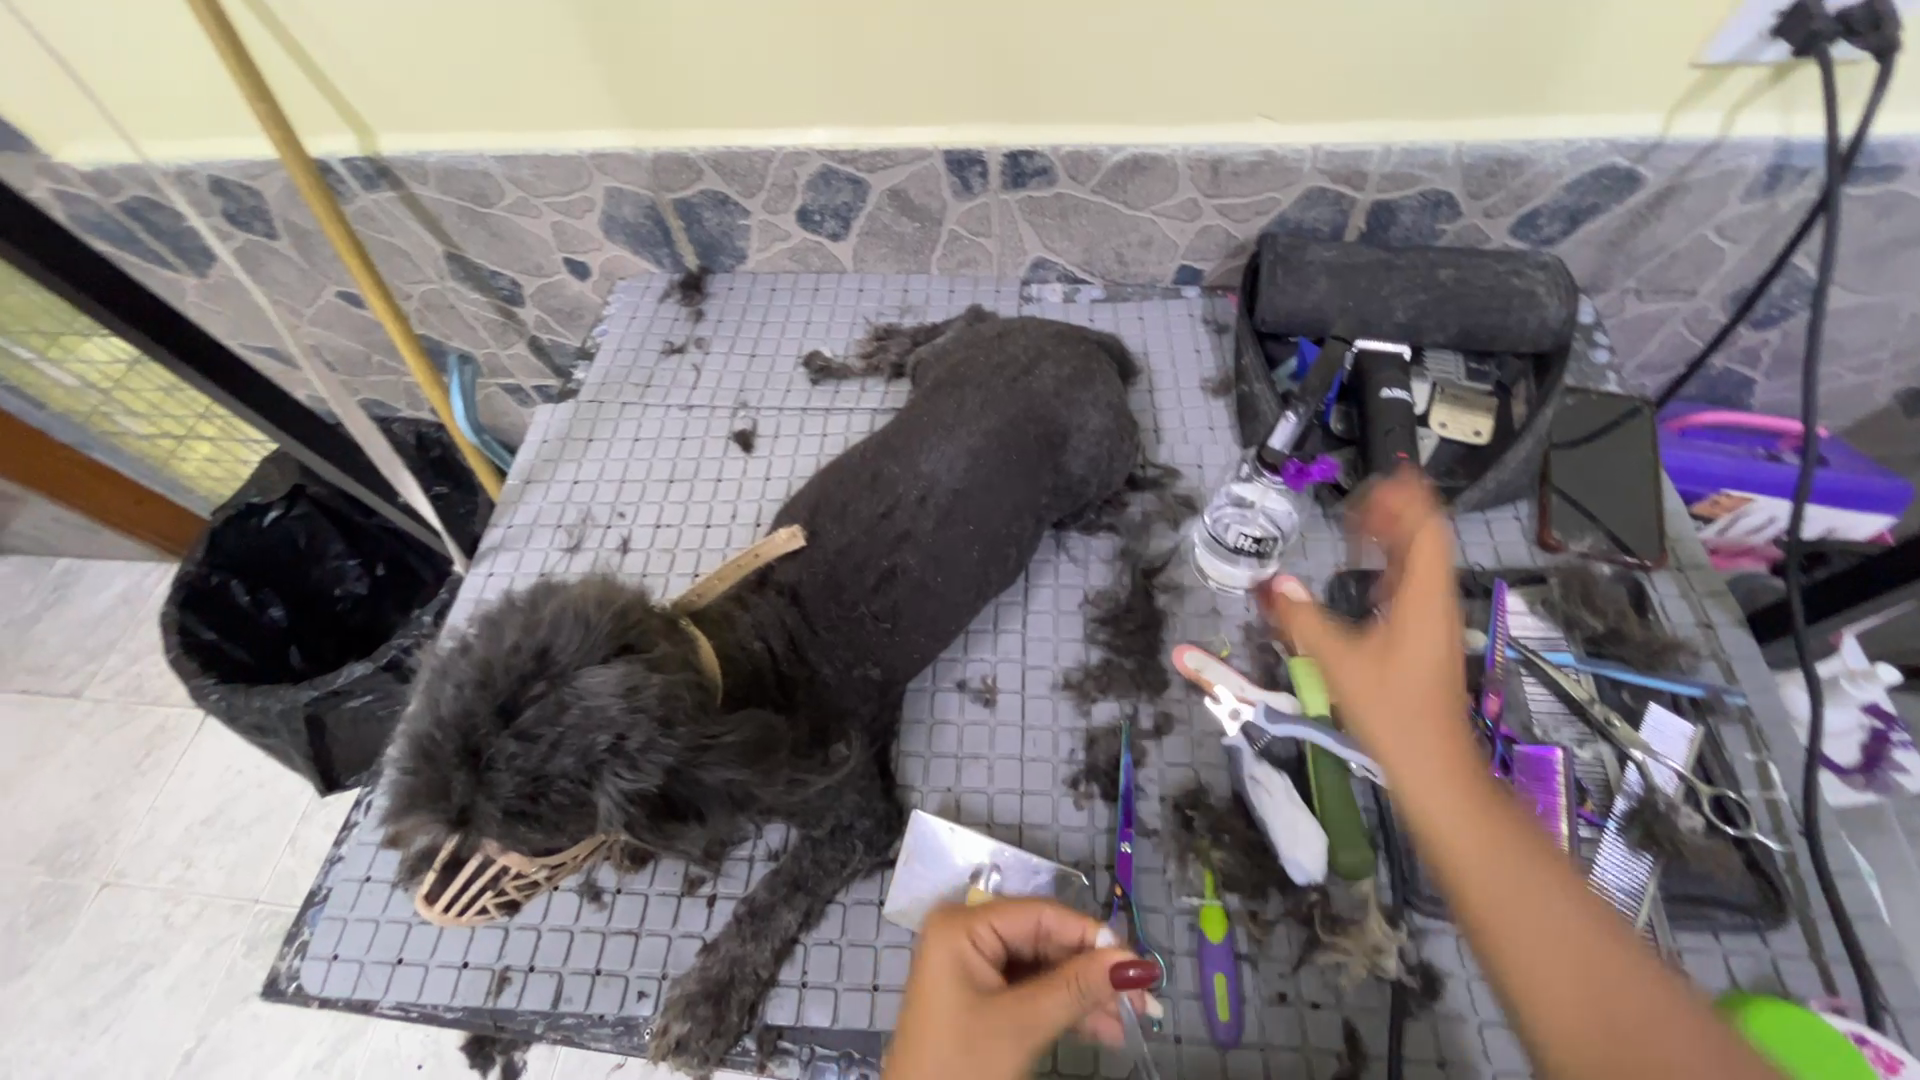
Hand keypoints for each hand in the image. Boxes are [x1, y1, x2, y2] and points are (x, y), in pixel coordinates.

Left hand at [882, 898, 1160, 1079]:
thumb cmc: (961, 1068)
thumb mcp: (1022, 1026)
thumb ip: (1077, 987)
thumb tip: (1134, 963)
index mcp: (964, 923)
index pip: (1042, 915)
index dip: (1093, 936)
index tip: (1139, 964)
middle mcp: (967, 931)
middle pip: (1045, 939)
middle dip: (1092, 970)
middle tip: (1141, 999)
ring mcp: (972, 963)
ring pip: (1043, 965)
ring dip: (1084, 993)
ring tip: (1127, 1021)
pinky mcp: (979, 993)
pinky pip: (1031, 987)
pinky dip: (1064, 1006)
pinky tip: (1102, 1028)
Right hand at [1257, 467, 1477, 778]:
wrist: (1431, 763)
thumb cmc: (1391, 711)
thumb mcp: (1339, 663)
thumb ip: (1303, 619)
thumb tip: (1274, 584)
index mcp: (1423, 599)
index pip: (1426, 532)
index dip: (1408, 501)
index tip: (1382, 478)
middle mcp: (1434, 602)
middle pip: (1424, 541)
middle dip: (1395, 513)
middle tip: (1359, 497)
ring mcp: (1431, 621)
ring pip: (1418, 564)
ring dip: (1391, 538)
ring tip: (1357, 522)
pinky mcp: (1422, 638)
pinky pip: (1410, 585)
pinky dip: (1389, 566)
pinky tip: (1364, 570)